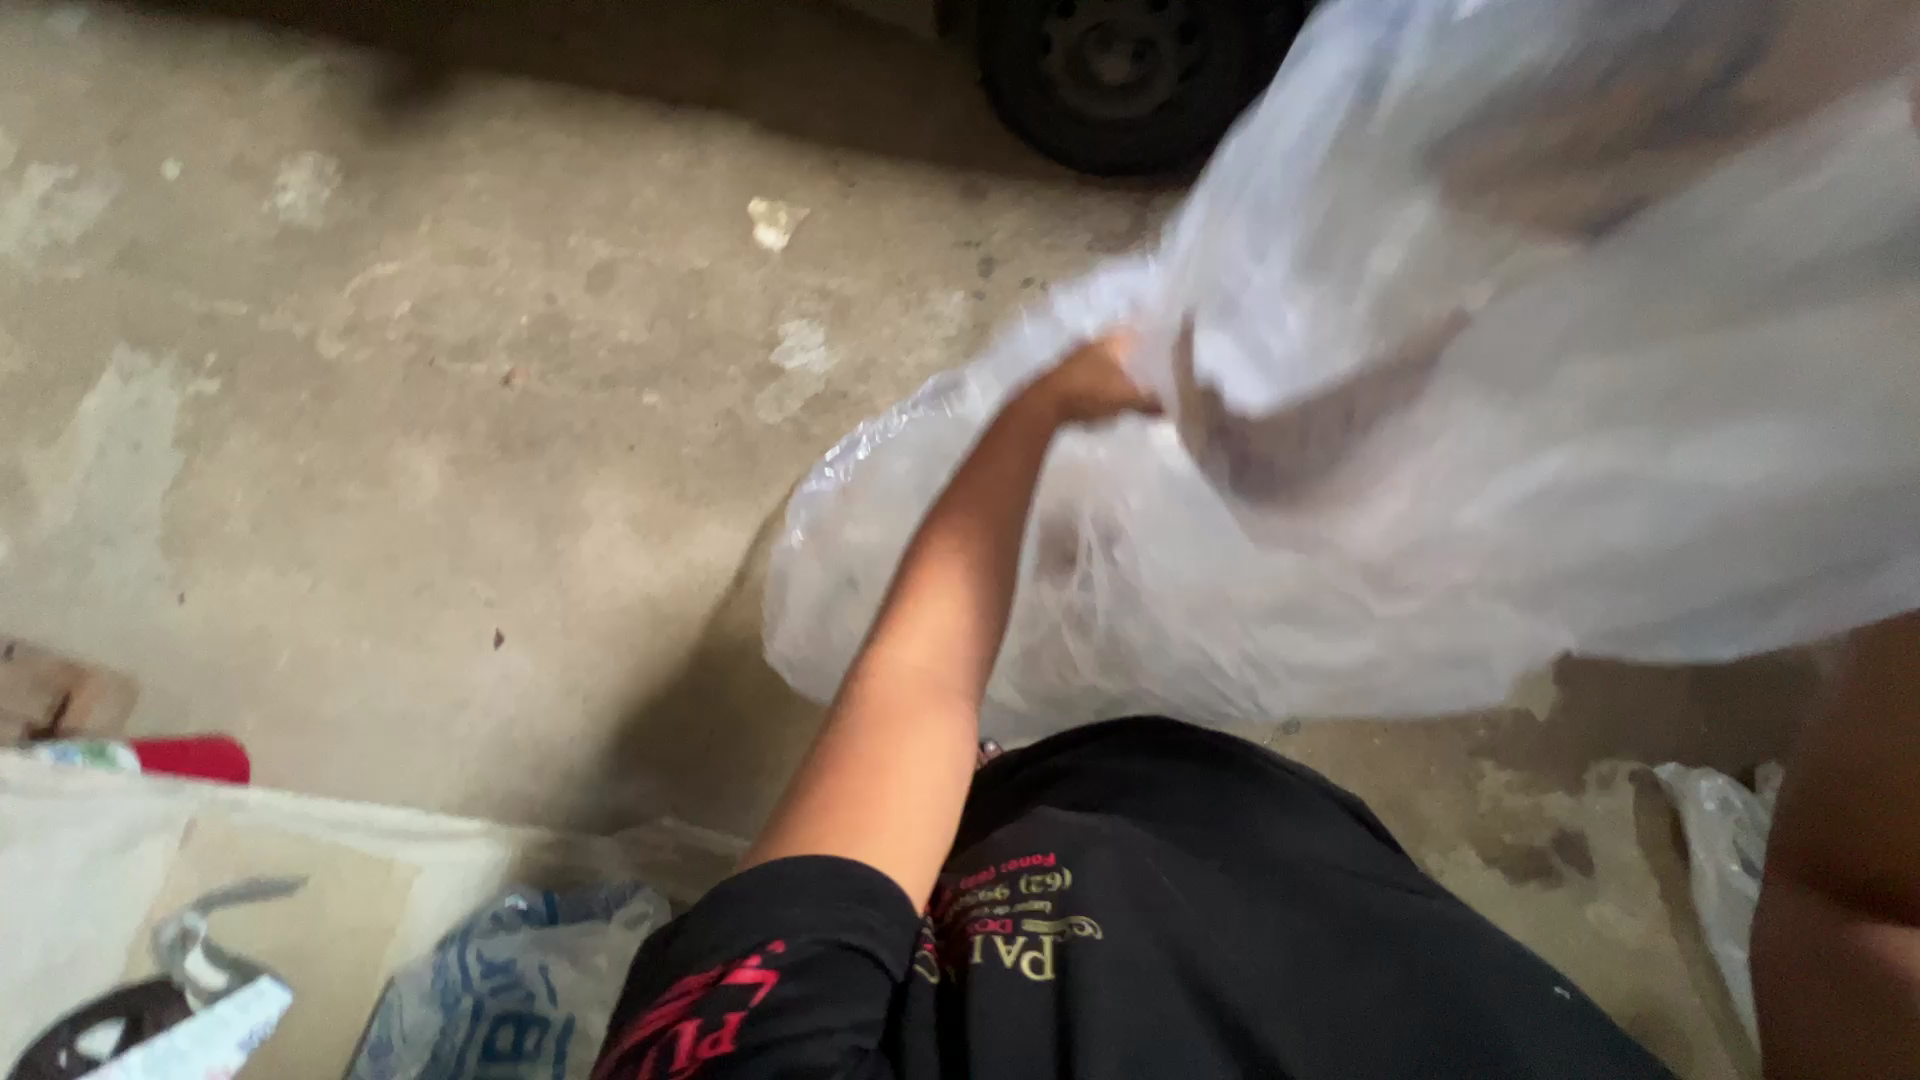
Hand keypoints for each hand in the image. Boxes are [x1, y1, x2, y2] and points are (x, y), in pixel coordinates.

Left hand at [1028, 330, 1162, 425]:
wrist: (1043, 404)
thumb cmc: (1089, 393)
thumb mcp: (1125, 399)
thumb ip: (1149, 402)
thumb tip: (1172, 408)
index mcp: (1113, 340)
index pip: (1140, 330)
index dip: (1155, 335)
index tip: (1171, 343)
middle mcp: (1095, 342)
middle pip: (1123, 345)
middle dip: (1138, 354)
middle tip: (1156, 365)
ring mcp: (1076, 356)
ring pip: (1105, 358)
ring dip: (1118, 367)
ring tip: (1135, 379)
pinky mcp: (1064, 374)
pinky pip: (1092, 372)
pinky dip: (1103, 379)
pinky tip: (1108, 390)